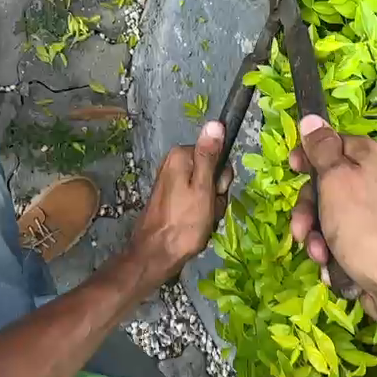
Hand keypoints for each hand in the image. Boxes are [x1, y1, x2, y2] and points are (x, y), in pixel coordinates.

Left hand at [125, 121, 230, 284]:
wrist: (156, 254)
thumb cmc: (183, 223)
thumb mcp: (202, 188)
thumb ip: (209, 156)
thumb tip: (216, 122)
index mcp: (181, 155)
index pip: (217, 156)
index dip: (220, 180)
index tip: (213, 195)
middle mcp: (174, 163)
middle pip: (212, 172)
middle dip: (215, 195)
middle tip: (207, 211)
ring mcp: (172, 181)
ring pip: (206, 189)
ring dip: (210, 207)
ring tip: (201, 221)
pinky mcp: (172, 197)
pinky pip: (196, 200)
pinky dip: (201, 214)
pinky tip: (196, 227)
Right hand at [289, 114, 376, 308]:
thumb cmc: (366, 227)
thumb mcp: (336, 179)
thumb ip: (322, 148)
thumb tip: (312, 118)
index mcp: (369, 158)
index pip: (332, 142)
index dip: (308, 155)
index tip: (293, 168)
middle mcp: (375, 182)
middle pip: (326, 183)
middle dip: (307, 207)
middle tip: (302, 227)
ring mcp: (376, 216)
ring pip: (330, 216)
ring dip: (316, 235)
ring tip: (318, 254)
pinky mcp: (375, 246)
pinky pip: (342, 241)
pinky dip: (332, 253)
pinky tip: (332, 267)